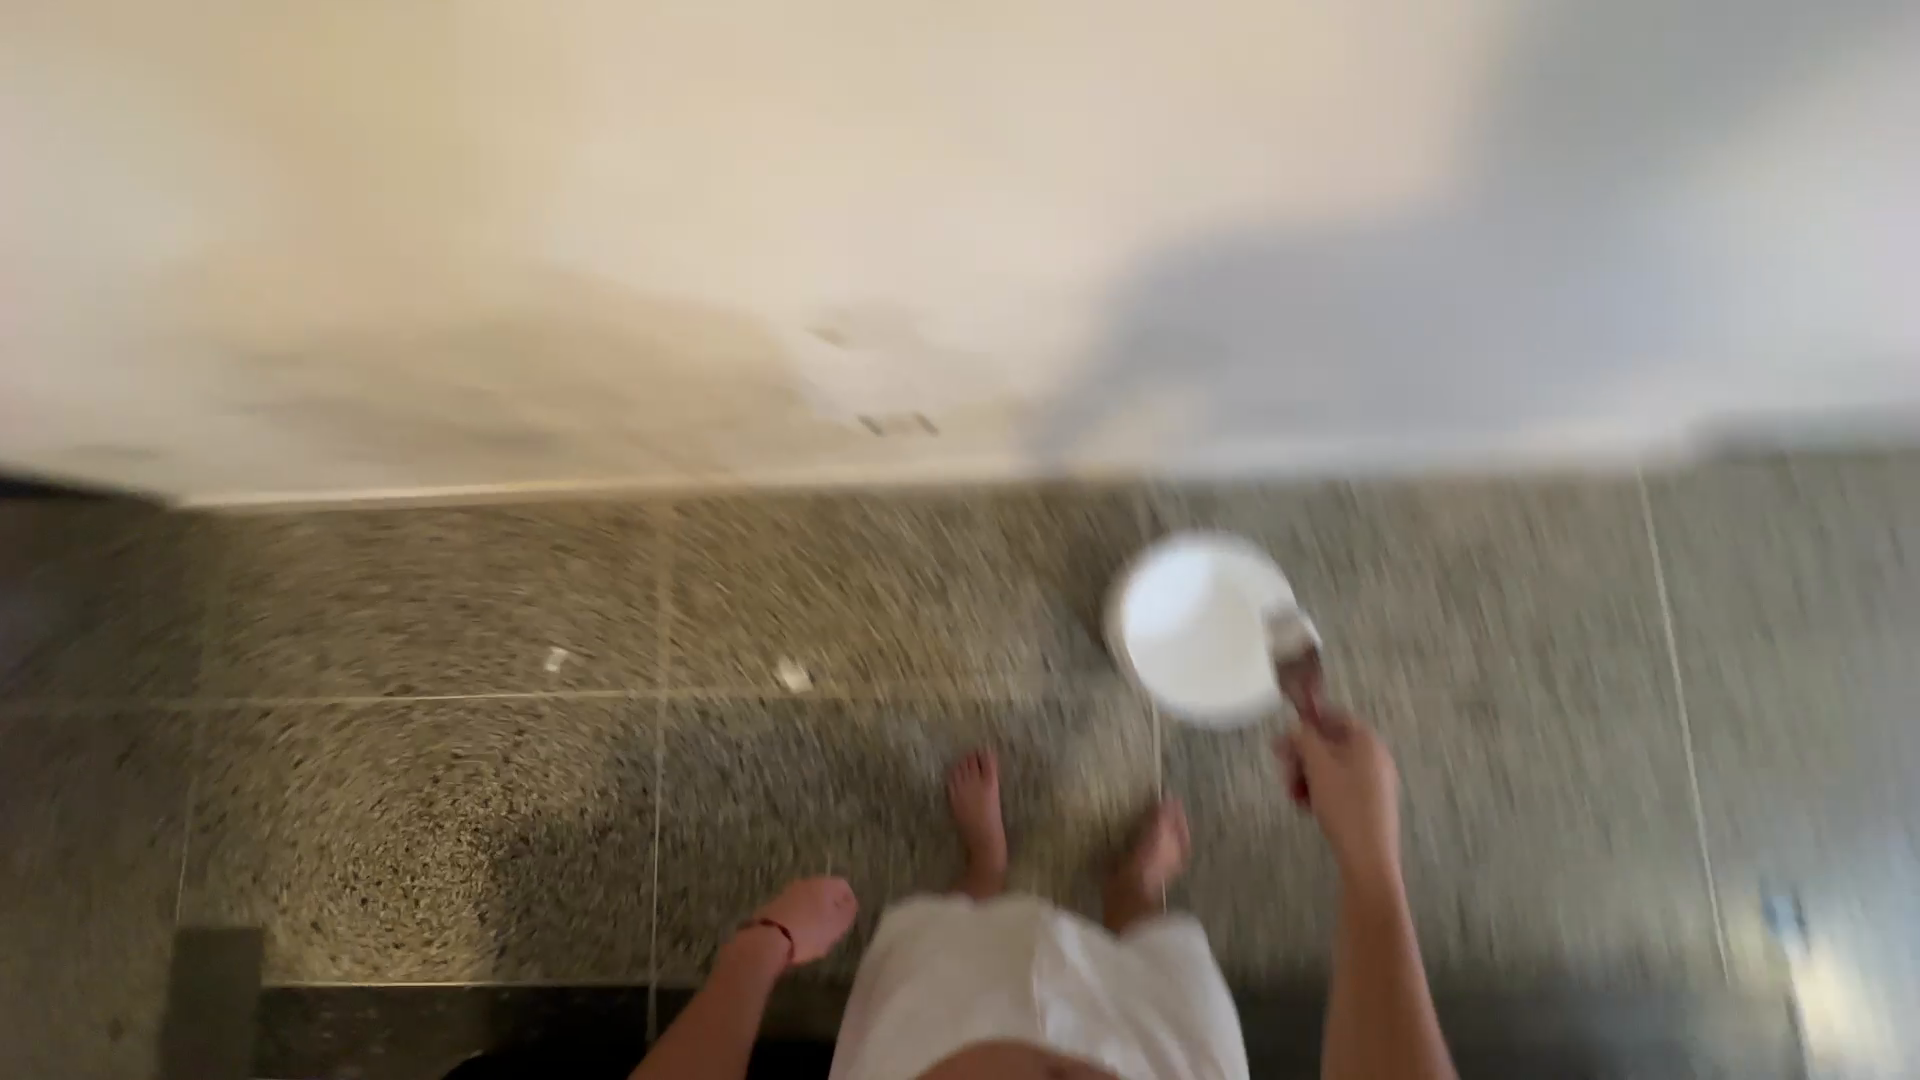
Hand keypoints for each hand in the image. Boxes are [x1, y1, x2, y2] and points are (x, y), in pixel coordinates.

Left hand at [752, 876, 858, 965]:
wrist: (769, 939)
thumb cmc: (810, 932)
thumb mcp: (838, 925)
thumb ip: (848, 912)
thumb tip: (850, 904)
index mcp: (825, 883)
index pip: (844, 886)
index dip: (849, 901)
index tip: (848, 919)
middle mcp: (807, 882)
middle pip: (825, 891)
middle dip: (830, 907)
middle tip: (833, 927)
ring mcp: (789, 892)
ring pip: (808, 899)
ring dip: (813, 913)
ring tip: (814, 934)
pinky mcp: (774, 904)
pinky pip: (794, 909)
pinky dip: (799, 918)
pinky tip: (797, 935)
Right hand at [1275, 711, 1401, 891]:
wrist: (1367, 856)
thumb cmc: (1342, 803)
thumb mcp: (1317, 764)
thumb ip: (1304, 737)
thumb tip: (1297, 727)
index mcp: (1367, 742)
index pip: (1335, 716)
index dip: (1308, 721)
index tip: (1286, 733)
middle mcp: (1374, 757)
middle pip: (1329, 743)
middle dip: (1302, 754)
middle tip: (1282, 767)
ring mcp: (1374, 781)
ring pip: (1330, 766)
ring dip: (1306, 774)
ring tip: (1292, 792)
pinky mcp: (1368, 802)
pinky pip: (1338, 784)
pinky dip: (1319, 789)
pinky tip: (1306, 804)